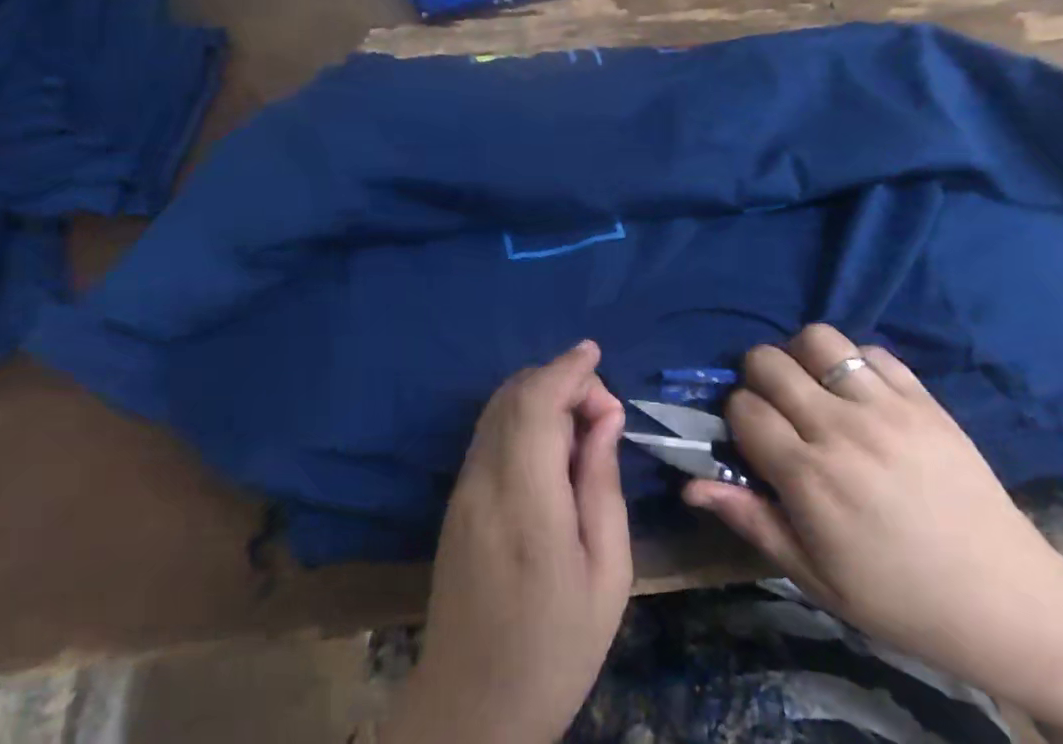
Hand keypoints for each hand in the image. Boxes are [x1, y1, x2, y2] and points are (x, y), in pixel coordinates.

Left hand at [383, 341, 631, 743]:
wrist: (471, 708)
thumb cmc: (557, 648)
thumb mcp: (608, 572)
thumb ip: (602, 484)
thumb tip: (605, 417)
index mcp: (527, 504)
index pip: (535, 405)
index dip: (566, 368)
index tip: (596, 353)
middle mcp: (483, 485)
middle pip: (511, 397)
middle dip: (558, 378)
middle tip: (603, 406)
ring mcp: (461, 493)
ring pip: (495, 411)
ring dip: (539, 394)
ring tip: (584, 419)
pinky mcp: (454, 504)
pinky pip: (488, 436)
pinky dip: (521, 416)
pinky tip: (551, 439)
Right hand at [686, 325, 1062, 743]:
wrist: (1003, 599)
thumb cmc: (896, 597)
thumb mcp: (813, 575)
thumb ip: (751, 520)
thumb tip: (690, 485)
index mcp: (809, 476)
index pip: (744, 408)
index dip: (735, 416)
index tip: (748, 436)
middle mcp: (841, 428)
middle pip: (770, 362)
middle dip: (756, 376)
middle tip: (772, 406)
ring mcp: (887, 407)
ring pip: (820, 340)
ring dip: (802, 356)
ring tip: (812, 388)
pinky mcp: (925, 400)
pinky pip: (874, 352)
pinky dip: (854, 362)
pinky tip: (859, 394)